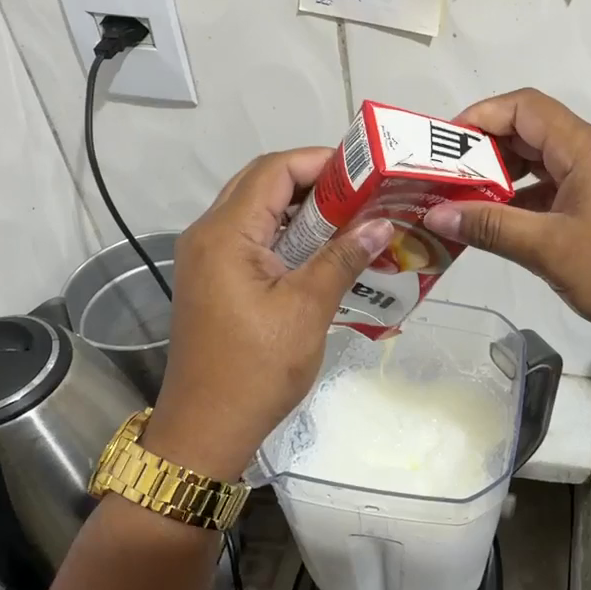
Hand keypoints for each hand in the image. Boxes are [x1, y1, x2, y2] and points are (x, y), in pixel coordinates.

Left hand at [142, 150, 392, 477]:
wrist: (207, 427)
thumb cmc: (257, 369)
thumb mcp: (307, 310)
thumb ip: (342, 258)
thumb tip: (383, 223)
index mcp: (225, 233)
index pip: (273, 170)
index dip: (320, 162)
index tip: (365, 173)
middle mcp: (208, 234)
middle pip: (262, 184)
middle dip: (315, 183)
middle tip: (365, 195)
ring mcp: (207, 258)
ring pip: (258, 211)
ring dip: (303, 210)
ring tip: (353, 220)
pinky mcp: (214, 280)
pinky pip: (253, 240)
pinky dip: (288, 236)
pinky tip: (325, 252)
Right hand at [425, 88, 590, 345]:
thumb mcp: (548, 249)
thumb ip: (490, 226)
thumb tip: (435, 214)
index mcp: (586, 148)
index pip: (524, 107)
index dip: (480, 117)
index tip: (443, 147)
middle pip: (532, 130)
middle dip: (485, 150)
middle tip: (445, 178)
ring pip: (544, 162)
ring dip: (504, 177)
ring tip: (464, 201)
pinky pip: (558, 188)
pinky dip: (526, 199)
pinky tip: (499, 223)